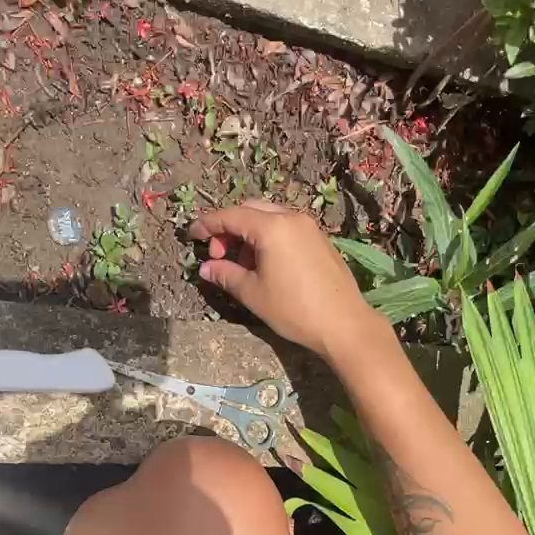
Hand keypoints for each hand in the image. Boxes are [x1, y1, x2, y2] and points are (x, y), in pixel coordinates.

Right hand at [189, 201, 393, 360]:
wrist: (343, 323)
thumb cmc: (294, 310)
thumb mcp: (253, 294)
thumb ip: (226, 275)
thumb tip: (206, 268)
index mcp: (272, 227)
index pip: (231, 216)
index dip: (208, 224)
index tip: (192, 235)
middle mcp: (291, 218)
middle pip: (250, 210)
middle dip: (228, 228)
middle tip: (218, 255)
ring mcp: (308, 227)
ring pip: (269, 217)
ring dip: (248, 234)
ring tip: (241, 265)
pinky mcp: (319, 239)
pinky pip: (286, 228)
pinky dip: (268, 238)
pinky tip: (264, 265)